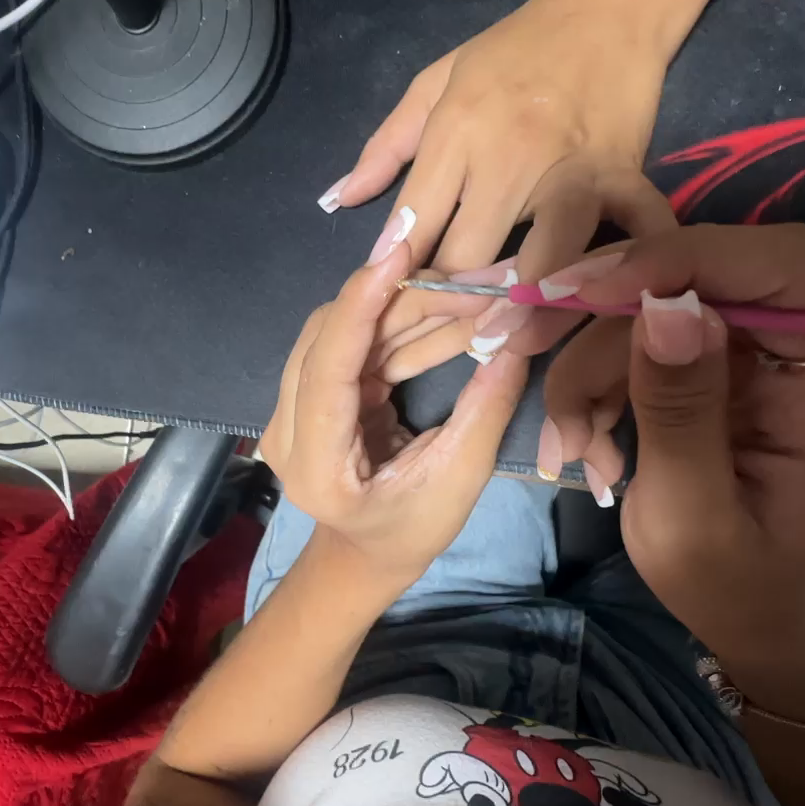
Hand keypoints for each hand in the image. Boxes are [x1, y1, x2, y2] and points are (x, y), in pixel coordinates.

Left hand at [259, 240, 529, 587]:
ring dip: (409, 311)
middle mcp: (288, 427)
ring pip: (347, 333)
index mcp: (313, 461)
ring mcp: (295, 408)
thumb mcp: (455, 482)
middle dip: (404, 300)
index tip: (399, 249)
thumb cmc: (407, 533)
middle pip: (335, 335)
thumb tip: (516, 335)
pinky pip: (358, 347)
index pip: (325, 366)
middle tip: (477, 285)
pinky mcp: (316, 395)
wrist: (364, 556)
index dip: (360, 303)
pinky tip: (453, 319)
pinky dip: (404, 330)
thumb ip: (483, 410)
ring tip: (476, 298)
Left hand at [319, 0, 677, 376]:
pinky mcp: (626, 177)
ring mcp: (573, 172)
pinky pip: (635, 232)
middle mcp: (511, 157)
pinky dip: (628, 269)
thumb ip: (385, 146)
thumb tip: (339, 199)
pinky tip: (608, 306)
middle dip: (453, 296)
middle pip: (472, 254)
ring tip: (503, 340)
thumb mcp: (434, 83)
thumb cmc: (511, 51)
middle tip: (444, 324)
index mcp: (458, 130)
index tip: (391, 303)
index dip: (400, 270)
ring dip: (523, 306)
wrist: (608, 6)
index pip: (416, 219)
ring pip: (545, 259)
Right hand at [549, 225, 804, 629]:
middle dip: (608, 308)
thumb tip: (666, 308)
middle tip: (526, 335)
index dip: (688, 260)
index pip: (786, 271)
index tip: (588, 289)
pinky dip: (595, 378)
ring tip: (568, 438)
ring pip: (656, 304)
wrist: (731, 604)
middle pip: (709, 272)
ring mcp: (760, 351)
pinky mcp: (715, 359)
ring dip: (589, 365)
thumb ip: (681, 412)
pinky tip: (584, 433)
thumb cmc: (722, 580)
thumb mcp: (690, 515)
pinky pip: (639, 335)